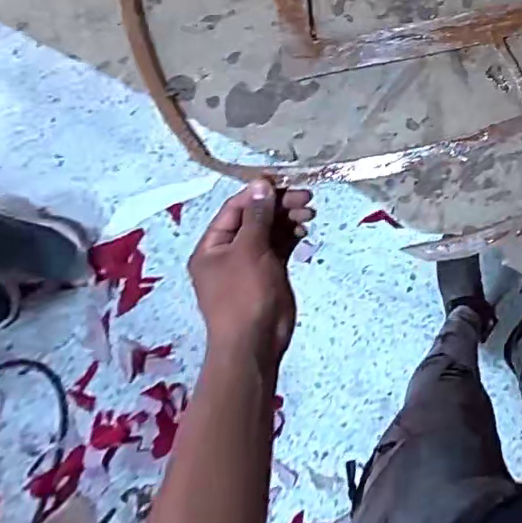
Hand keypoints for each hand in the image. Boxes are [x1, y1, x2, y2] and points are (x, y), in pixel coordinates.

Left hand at [188, 181, 313, 369]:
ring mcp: (250, 261)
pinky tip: (304, 231)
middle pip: (255, 217)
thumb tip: (261, 184)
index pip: (235, 209)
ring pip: (270, 230)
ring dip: (289, 218)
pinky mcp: (269, 270)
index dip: (259, 194)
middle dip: (279, 206)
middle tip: (306, 198)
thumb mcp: (249, 250)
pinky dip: (292, 235)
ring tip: (309, 214)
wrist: (255, 339)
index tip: (287, 183)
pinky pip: (280, 244)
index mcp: (212, 246)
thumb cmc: (244, 294)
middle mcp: (229, 251)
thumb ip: (257, 216)